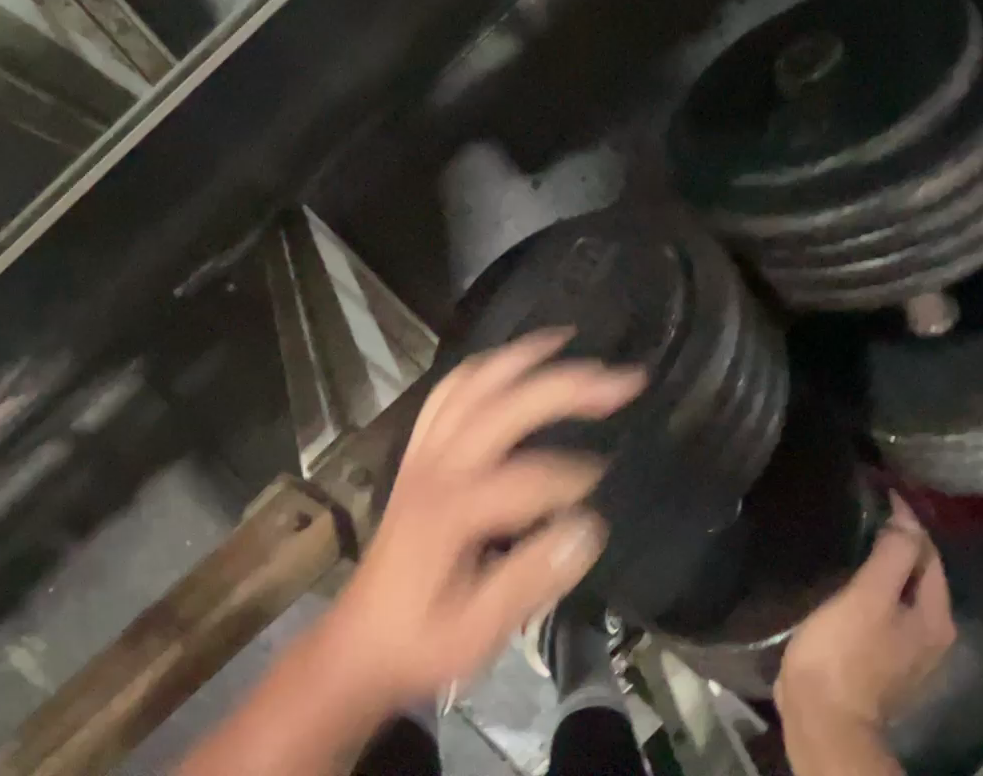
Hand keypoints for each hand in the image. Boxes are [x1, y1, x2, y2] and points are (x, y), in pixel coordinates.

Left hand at [320, 331, 644, 708]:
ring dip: (520, 359)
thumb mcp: (478, 632)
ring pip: (470, 386)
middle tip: (620, 380)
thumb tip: (588, 529)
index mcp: (450, 511)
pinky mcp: (416, 454)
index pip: (526, 477)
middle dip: (565, 387)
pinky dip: (480, 371)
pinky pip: (445, 396)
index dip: (573, 477)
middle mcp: (435, 468)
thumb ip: (530, 579)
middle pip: (502, 408)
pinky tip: (506, 365)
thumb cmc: (422, 641)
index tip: (609, 483)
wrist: (361, 641)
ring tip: (565, 341)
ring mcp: (422, 454)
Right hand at [776, 494, 955, 730]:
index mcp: (936, 618)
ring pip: (897, 593)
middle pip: (917, 574)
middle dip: (895, 541)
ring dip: (879, 565)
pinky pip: (878, 611)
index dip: (906, 520)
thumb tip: (904, 515)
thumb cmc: (845, 651)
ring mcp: (905, 653)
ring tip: (848, 536)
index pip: (929, 554)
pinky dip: (866, 589)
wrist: (821, 715)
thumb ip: (892, 555)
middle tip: (861, 508)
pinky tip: (840, 579)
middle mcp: (931, 636)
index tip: (876, 490)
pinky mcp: (876, 660)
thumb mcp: (868, 596)